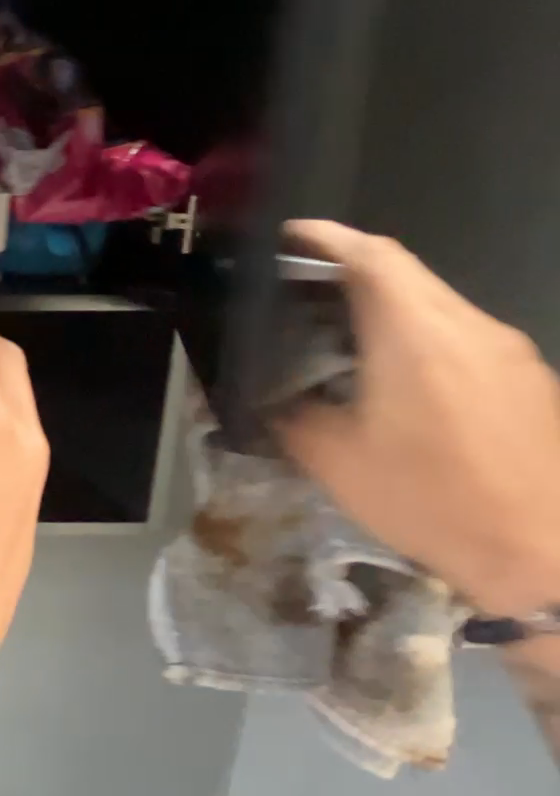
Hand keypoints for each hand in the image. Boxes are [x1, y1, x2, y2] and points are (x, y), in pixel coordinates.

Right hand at [279, 220, 559, 616]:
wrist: (549, 561)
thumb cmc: (428, 499)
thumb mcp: (329, 455)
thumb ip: (287, 408)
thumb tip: (263, 389)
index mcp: (418, 337)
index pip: (375, 258)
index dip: (327, 237)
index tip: (286, 234)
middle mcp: (472, 331)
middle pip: (409, 274)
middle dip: (350, 267)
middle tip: (295, 282)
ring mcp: (511, 357)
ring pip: (439, 303)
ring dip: (386, 301)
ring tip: (335, 326)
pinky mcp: (530, 384)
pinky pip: (463, 335)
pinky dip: (418, 331)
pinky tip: (390, 370)